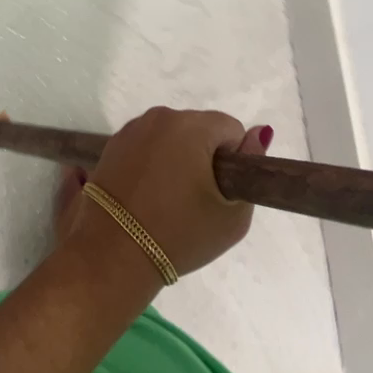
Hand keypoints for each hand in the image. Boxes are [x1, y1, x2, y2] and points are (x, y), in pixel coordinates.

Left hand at [55, 107, 270, 284]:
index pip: (230, 129)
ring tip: (170, 200)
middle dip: (204, 156)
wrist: (112, 256)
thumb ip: (252, 169)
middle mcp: (161, 117)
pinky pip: (147, 145)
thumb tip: (260, 133)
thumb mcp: (232, 216)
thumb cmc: (179, 236)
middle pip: (200, 129)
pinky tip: (148, 195)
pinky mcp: (112, 145)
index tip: (219, 192)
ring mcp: (133, 129)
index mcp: (192, 126)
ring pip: (172, 136)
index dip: (233, 162)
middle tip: (195, 200)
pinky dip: (153, 162)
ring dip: (178, 158)